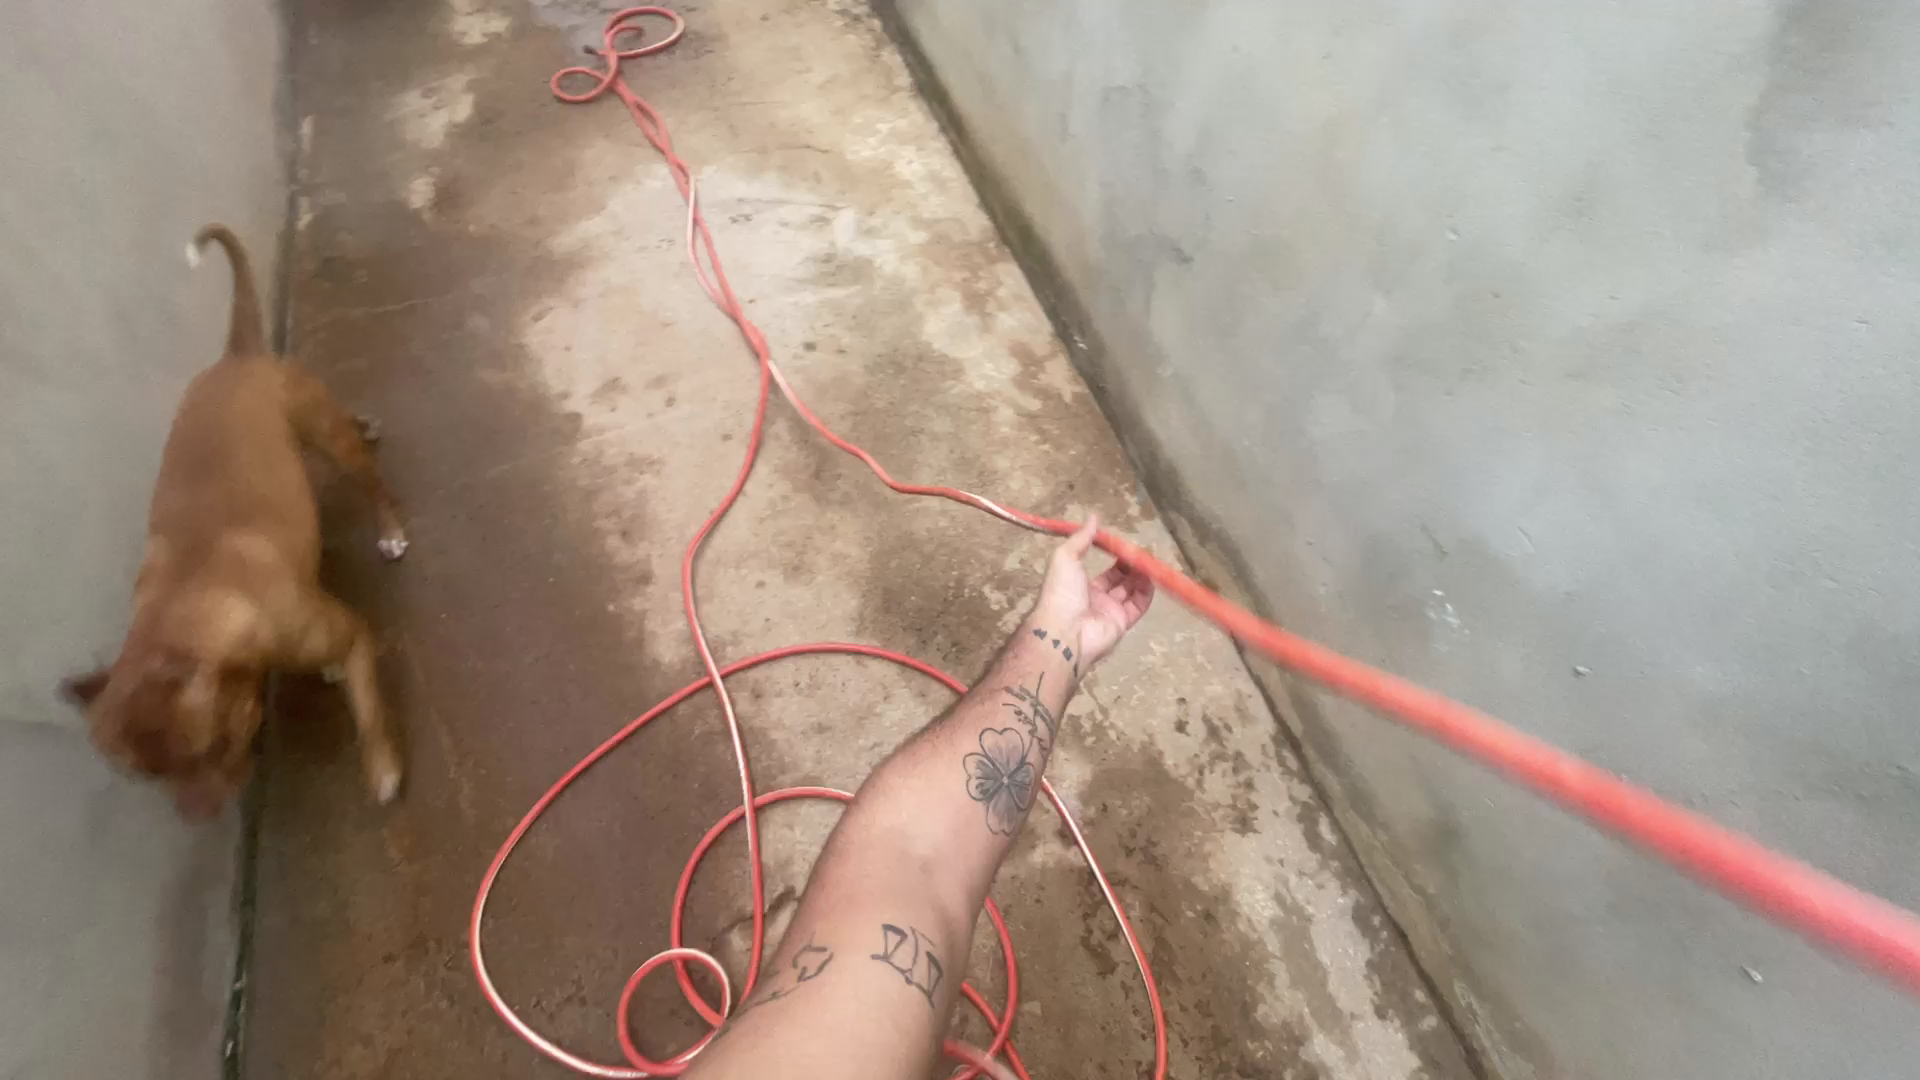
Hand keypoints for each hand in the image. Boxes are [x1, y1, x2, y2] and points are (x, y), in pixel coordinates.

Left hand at [1030, 515, 1154, 669]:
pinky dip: (1146, 593)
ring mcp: (1109, 611)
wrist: (1064, 630)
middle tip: (1142, 553)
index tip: (1125, 545)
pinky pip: (1138, 606)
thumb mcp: (1065, 557)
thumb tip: (1093, 517)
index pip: (1102, 570)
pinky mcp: (1122, 623)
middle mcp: (1095, 598)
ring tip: (1149, 561)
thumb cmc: (1062, 591)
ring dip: (1140, 576)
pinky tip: (1151, 578)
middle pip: (1119, 580)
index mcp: (1078, 584)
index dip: (1114, 557)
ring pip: (1130, 591)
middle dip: (1130, 566)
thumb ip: (1081, 538)